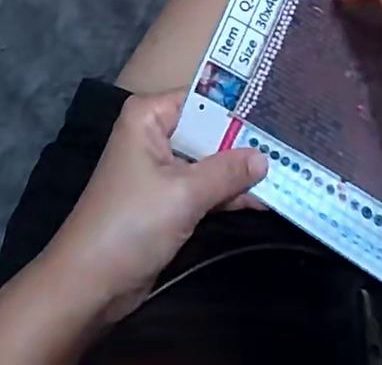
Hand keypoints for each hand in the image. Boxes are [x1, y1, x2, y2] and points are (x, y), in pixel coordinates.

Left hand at [39, 91, 267, 322]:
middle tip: (291, 140)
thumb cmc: (132, 223)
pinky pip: (204, 185)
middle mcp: (154, 132)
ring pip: (209, 158)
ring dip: (240, 170)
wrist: (90, 283)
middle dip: (244, 140)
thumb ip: (226, 171)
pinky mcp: (167, 198)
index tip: (278, 107)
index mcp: (149, 115)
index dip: (237, 105)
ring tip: (288, 168)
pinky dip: (228, 192)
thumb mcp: (184, 193)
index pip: (201, 98)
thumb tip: (264, 156)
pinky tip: (265, 197)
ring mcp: (161, 167)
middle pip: (207, 128)